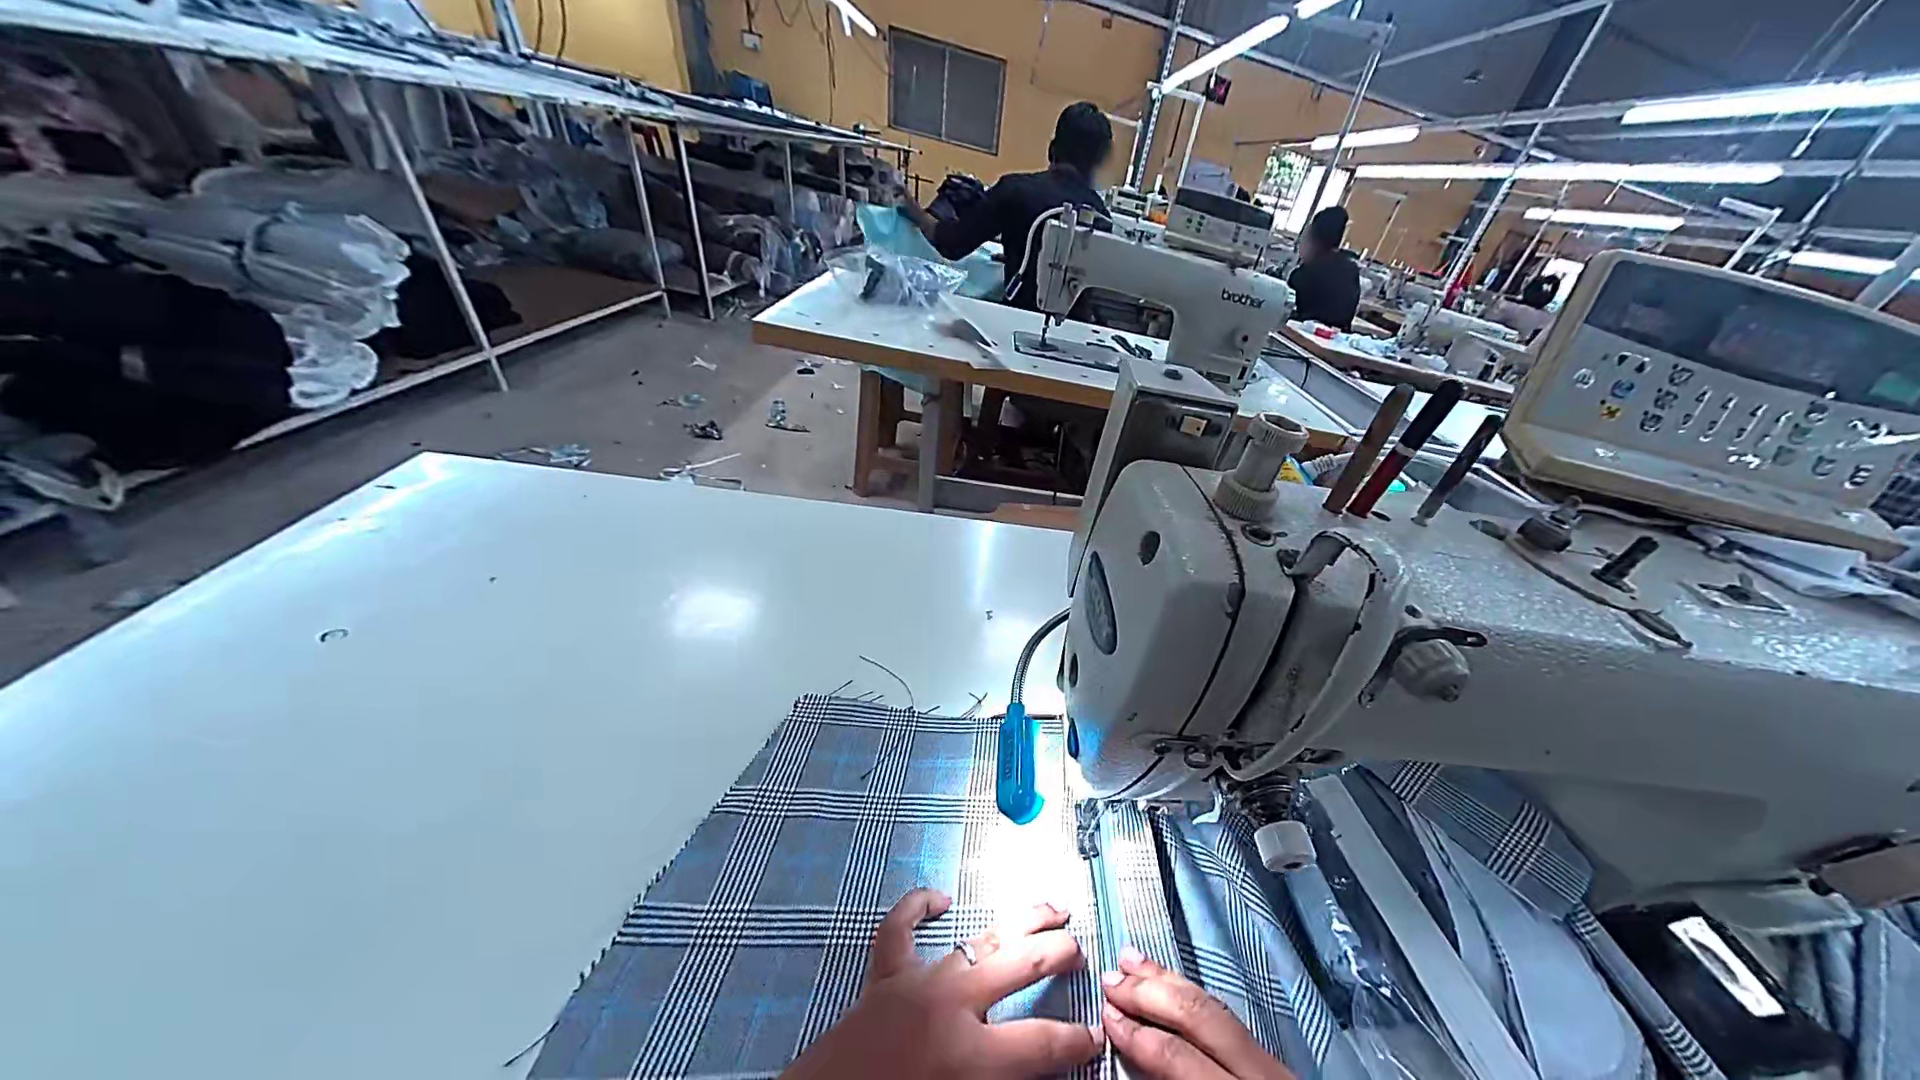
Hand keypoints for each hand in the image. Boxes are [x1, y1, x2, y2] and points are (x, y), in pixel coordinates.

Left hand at [779, 887, 1104, 1079]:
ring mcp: (917, 981)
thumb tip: (1036, 1075)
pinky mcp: (885, 974)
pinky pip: (901, 928)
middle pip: (1019, 965)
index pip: (1042, 1044)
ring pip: (977, 938)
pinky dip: (918, 907)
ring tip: (1048, 908)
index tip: (1095, 1034)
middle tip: (1080, 950)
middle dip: (1057, 955)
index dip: (1076, 1040)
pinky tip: (939, 897)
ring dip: (1017, 921)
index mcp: (970, 1055)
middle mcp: (949, 1006)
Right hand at [1101, 947, 1294, 1079]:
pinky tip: (1172, 985)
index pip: (1181, 1058)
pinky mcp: (1281, 1068)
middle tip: (1110, 979)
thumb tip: (1139, 1065)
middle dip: (1150, 992)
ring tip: (1132, 960)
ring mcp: (1278, 1071)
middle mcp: (1264, 1079)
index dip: (1138, 1034)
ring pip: (1218, 1008)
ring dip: (1169, 981)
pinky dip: (1193, 997)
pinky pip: (1230, 1019)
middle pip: (1201, 1017)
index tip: (1106, 1016)